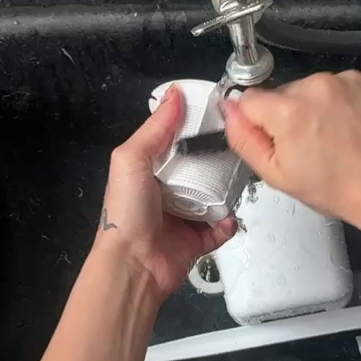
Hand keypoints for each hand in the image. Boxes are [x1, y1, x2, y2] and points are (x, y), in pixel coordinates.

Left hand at [94, 86, 235, 301]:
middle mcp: (167, 193)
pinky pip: (221, 228)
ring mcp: (184, 218)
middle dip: (217, 162)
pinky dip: (227, 223)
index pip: (176, 143)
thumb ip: (155, 128)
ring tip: (235, 184)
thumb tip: (175, 95)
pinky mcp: (198, 241)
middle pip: (201, 170)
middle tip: (234, 151)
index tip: (216, 118)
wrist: (133, 265)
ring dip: (226, 192)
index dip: (194, 130)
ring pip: (215, 198)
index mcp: (149, 171)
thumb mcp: (132, 159)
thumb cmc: (125, 214)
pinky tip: (226, 217)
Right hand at [223, 70, 360, 228]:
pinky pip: (342, 86)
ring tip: (333, 139)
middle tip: (309, 147)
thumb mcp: (276, 175)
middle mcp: (317, 86)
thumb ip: (244, 139)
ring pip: (313, 89)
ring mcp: (347, 81)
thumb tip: (229, 109)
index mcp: (288, 111)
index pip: (250, 100)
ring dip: (317, 108)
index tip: (277, 141)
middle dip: (289, 115)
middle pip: (284, 93)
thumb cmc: (336, 188)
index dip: (259, 123)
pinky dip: (343, 103)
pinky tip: (350, 128)